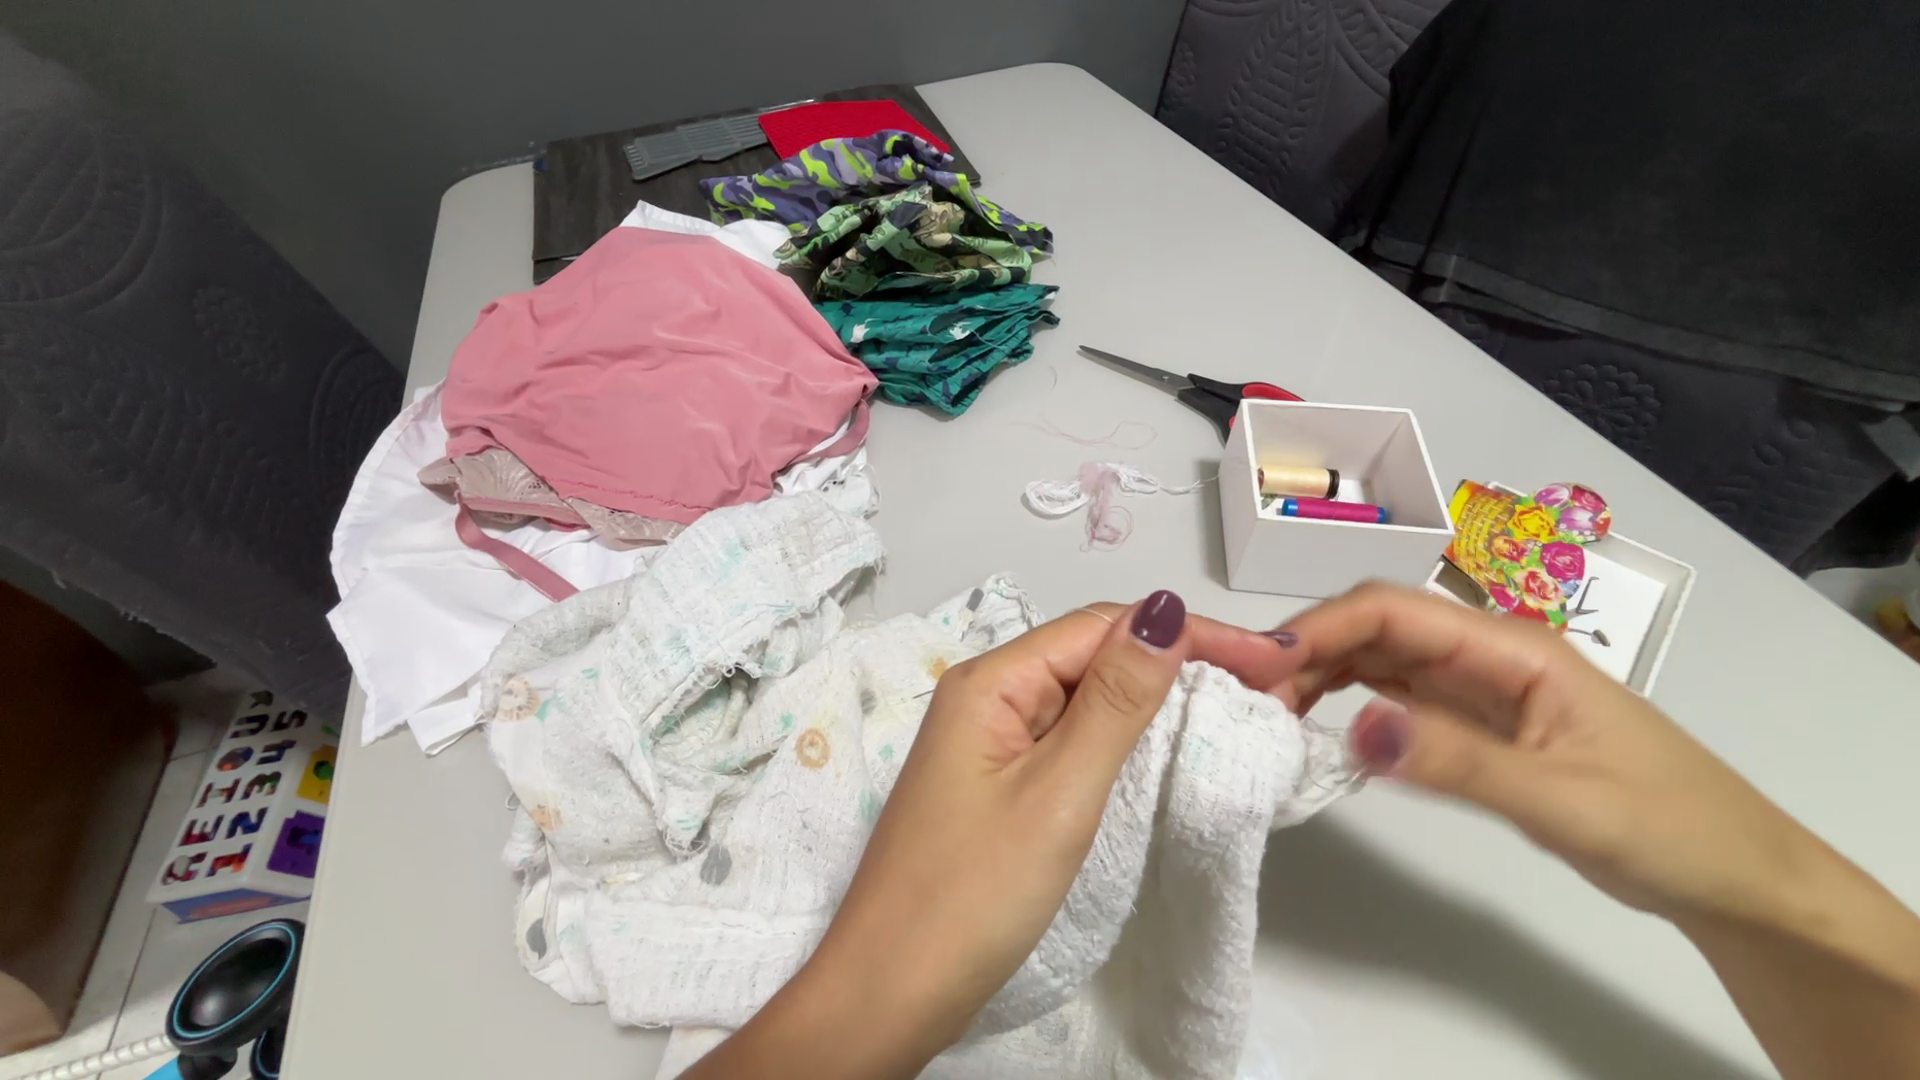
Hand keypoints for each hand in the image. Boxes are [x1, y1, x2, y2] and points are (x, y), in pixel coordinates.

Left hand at [681, 590, 1295, 1079]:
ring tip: (1231, 705)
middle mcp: (987, 695)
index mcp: (991, 681)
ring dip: (1154, 697)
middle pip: (1092, 655)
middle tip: (1265, 682)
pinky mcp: (999, 781)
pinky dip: (1121, 736)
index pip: (1101, 628)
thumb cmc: (973, 892)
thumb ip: (1115, 701)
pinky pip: (1068, 738)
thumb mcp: (1059, 793)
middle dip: (1177, 659)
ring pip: (1083, 697)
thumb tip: (1164, 611)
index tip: (1269, 657)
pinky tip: (1162, 746)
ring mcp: (991, 741)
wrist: (891, 991)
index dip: (1186, 631)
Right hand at [1270, 581, 1819, 923]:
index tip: (1260, 666)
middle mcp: (1482, 653)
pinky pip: (1388, 694)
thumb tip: (1352, 728)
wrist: (1736, 881)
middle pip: (1373, 626)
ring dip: (1316, 671)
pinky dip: (1343, 699)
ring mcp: (1473, 686)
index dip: (1320, 626)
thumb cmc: (1669, 828)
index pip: (1393, 611)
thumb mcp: (1564, 800)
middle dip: (1304, 647)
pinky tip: (1312, 718)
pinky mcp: (1466, 719)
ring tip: (1266, 707)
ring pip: (1374, 656)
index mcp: (1511, 647)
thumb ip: (1456, 761)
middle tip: (1247, 693)